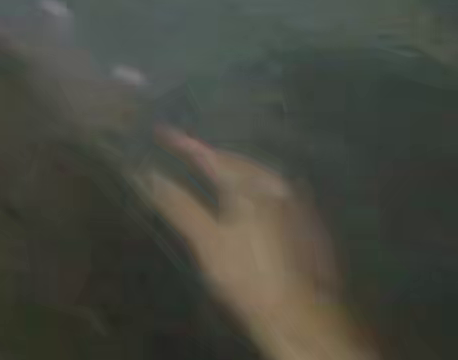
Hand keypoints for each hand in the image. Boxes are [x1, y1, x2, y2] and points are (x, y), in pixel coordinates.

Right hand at [141, 129, 375, 359]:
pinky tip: (246, 201)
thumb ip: (176, 203)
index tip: (160, 131)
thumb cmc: (251, 279)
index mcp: (249, 184)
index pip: (208, 154)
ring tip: (212, 173)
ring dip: (232, 171)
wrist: (309, 327)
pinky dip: (253, 189)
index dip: (182, 142)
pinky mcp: (310, 228)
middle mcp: (275, 187)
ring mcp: (297, 207)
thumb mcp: (206, 241)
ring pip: (257, 177)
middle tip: (186, 152)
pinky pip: (273, 193)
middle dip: (210, 155)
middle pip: (235, 162)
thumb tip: (146, 173)